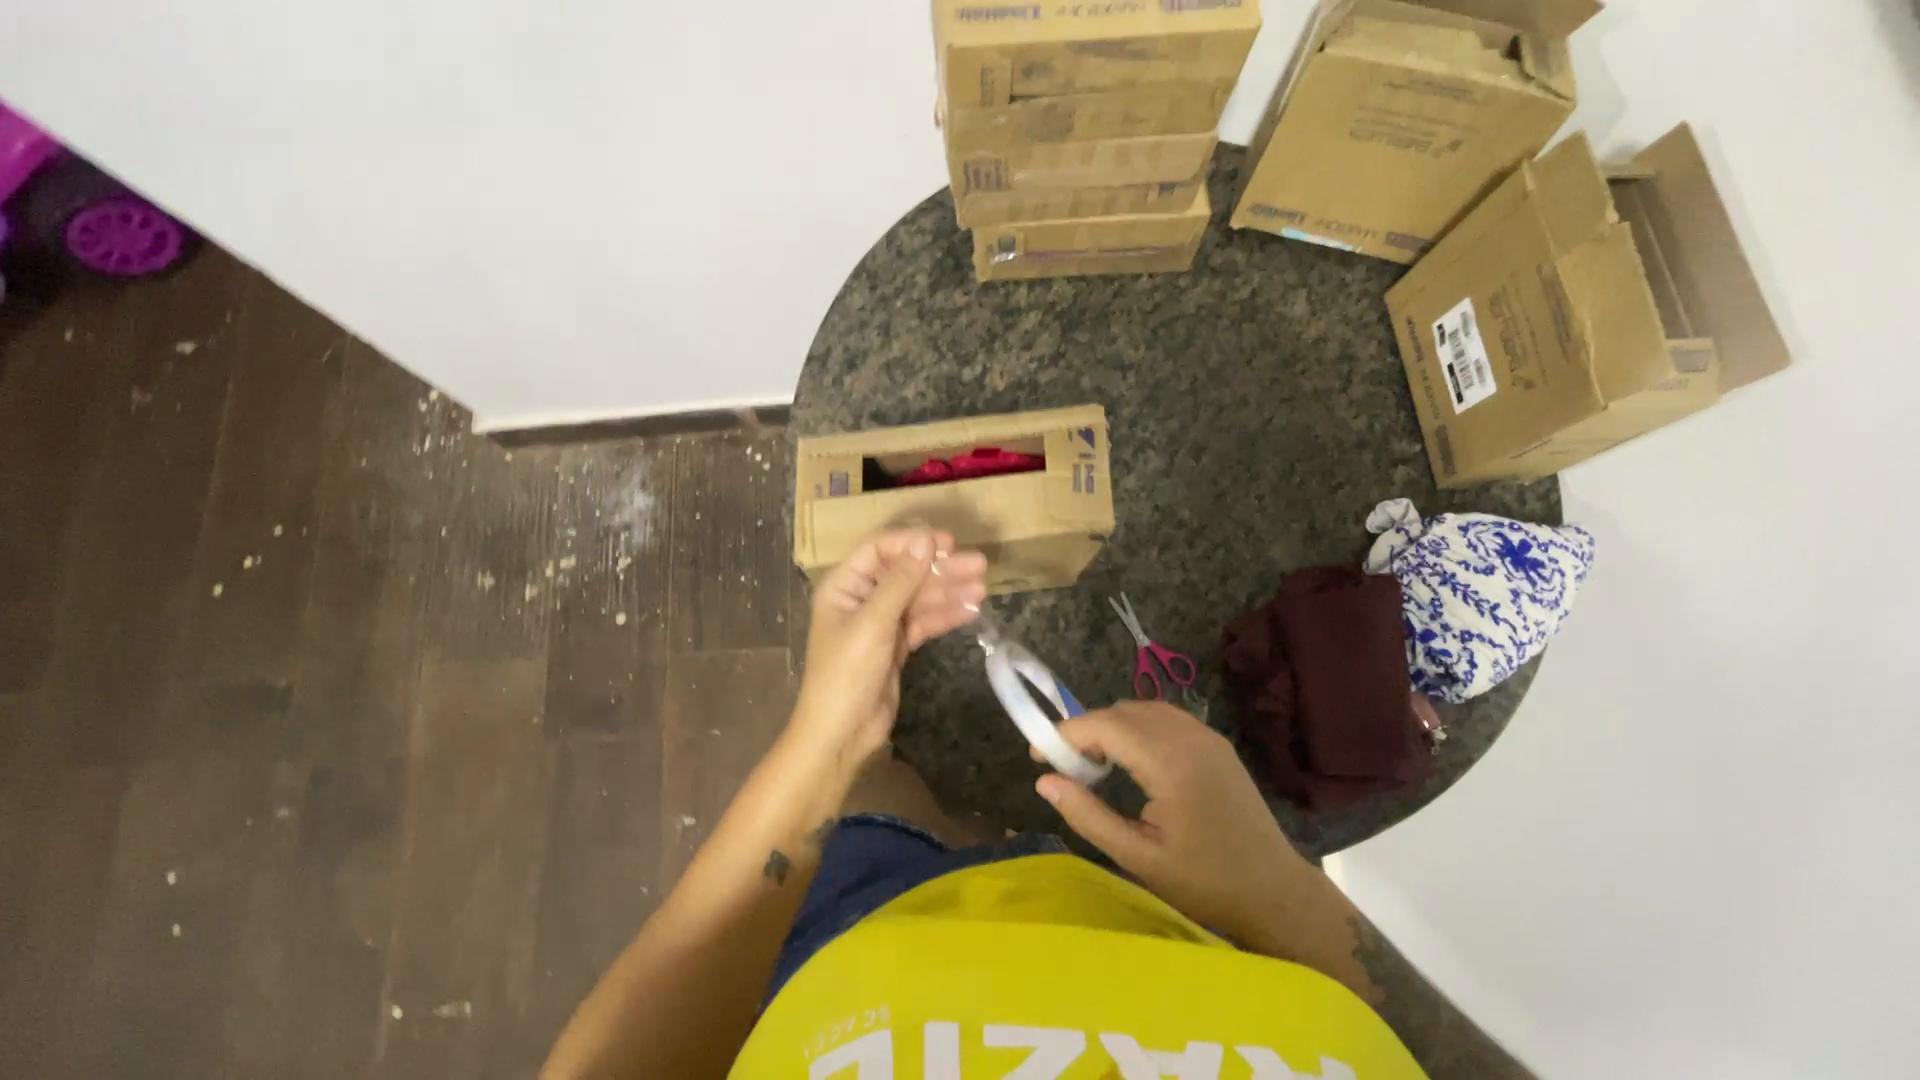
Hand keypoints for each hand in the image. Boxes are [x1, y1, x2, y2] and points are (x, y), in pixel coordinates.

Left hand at [789, 528, 986, 775]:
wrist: (841, 733)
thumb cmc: (846, 673)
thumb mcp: (873, 623)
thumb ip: (900, 582)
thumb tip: (925, 541)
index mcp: (844, 586)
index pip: (880, 550)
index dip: (913, 542)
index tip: (948, 542)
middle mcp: (861, 598)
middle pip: (905, 572)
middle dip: (941, 569)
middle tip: (979, 565)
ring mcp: (880, 622)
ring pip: (919, 597)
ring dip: (949, 592)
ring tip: (983, 589)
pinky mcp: (896, 645)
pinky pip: (924, 621)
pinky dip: (945, 615)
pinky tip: (971, 611)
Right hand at [1035, 702, 1315, 945]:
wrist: (1274, 891)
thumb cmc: (1205, 882)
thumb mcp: (1138, 857)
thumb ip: (1088, 816)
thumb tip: (1044, 782)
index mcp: (1170, 763)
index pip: (1105, 726)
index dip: (1066, 734)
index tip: (1039, 757)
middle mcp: (1190, 737)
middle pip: (1122, 712)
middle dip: (1086, 730)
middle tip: (1065, 766)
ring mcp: (1208, 737)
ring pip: (1144, 710)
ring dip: (1112, 726)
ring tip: (1093, 764)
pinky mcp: (1217, 744)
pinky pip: (1166, 719)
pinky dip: (1138, 728)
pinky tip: (1130, 761)